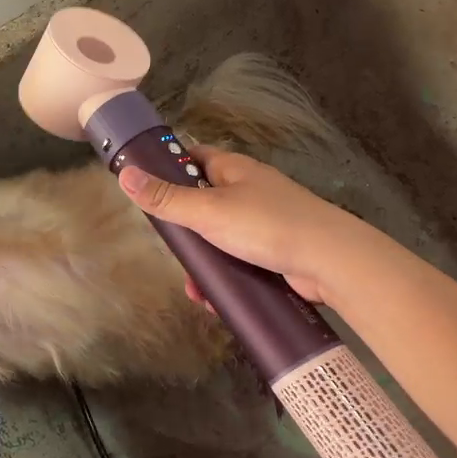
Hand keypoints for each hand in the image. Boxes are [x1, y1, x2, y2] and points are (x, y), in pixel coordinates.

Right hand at [116, 145, 373, 303]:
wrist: (332, 263)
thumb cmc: (267, 225)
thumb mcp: (207, 211)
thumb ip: (165, 198)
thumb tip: (124, 174)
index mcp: (234, 170)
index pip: (193, 157)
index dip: (168, 168)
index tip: (147, 189)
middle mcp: (249, 191)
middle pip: (203, 203)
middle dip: (184, 232)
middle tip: (172, 251)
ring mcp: (264, 223)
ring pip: (220, 240)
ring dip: (204, 264)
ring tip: (195, 289)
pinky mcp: (275, 254)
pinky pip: (239, 263)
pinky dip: (225, 280)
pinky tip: (216, 300)